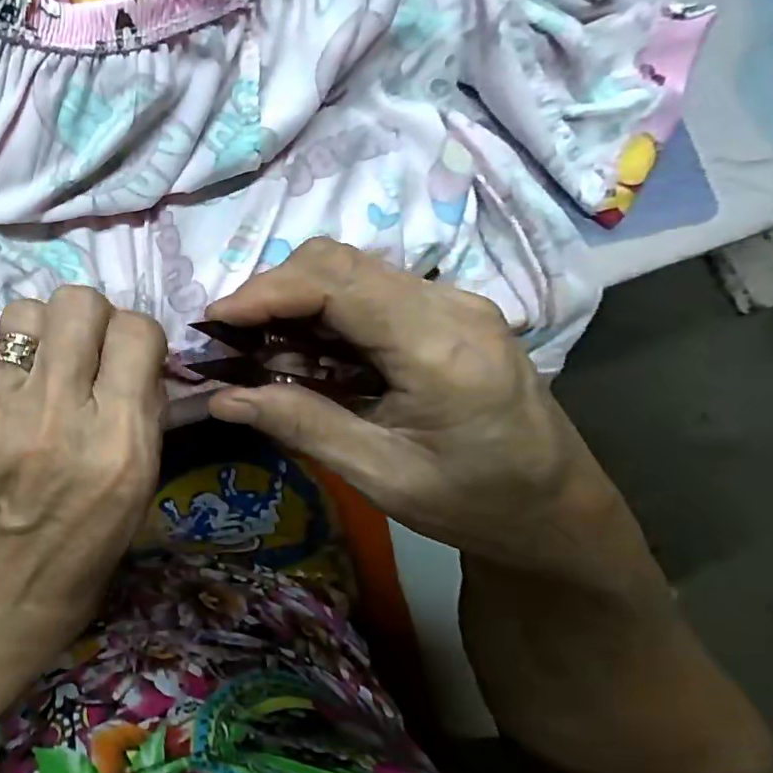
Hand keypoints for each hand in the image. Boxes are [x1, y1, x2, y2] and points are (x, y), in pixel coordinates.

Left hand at [0, 287, 166, 740]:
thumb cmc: (80, 545)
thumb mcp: (139, 485)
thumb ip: (140, 409)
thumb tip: (129, 346)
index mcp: (118, 442)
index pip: (136, 331)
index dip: (131, 336)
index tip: (119, 355)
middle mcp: (56, 418)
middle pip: (78, 304)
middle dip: (85, 320)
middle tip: (74, 353)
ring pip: (20, 314)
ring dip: (30, 335)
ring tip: (25, 370)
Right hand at [204, 238, 641, 586]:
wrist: (559, 511)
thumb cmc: (475, 503)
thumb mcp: (382, 477)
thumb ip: (302, 426)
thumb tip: (221, 399)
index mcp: (440, 349)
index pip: (337, 284)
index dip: (266, 292)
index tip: (213, 322)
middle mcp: (450, 307)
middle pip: (337, 261)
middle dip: (270, 290)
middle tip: (228, 337)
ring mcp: (451, 303)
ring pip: (347, 267)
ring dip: (290, 296)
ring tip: (253, 343)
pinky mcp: (443, 311)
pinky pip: (364, 287)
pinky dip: (316, 307)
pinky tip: (298, 347)